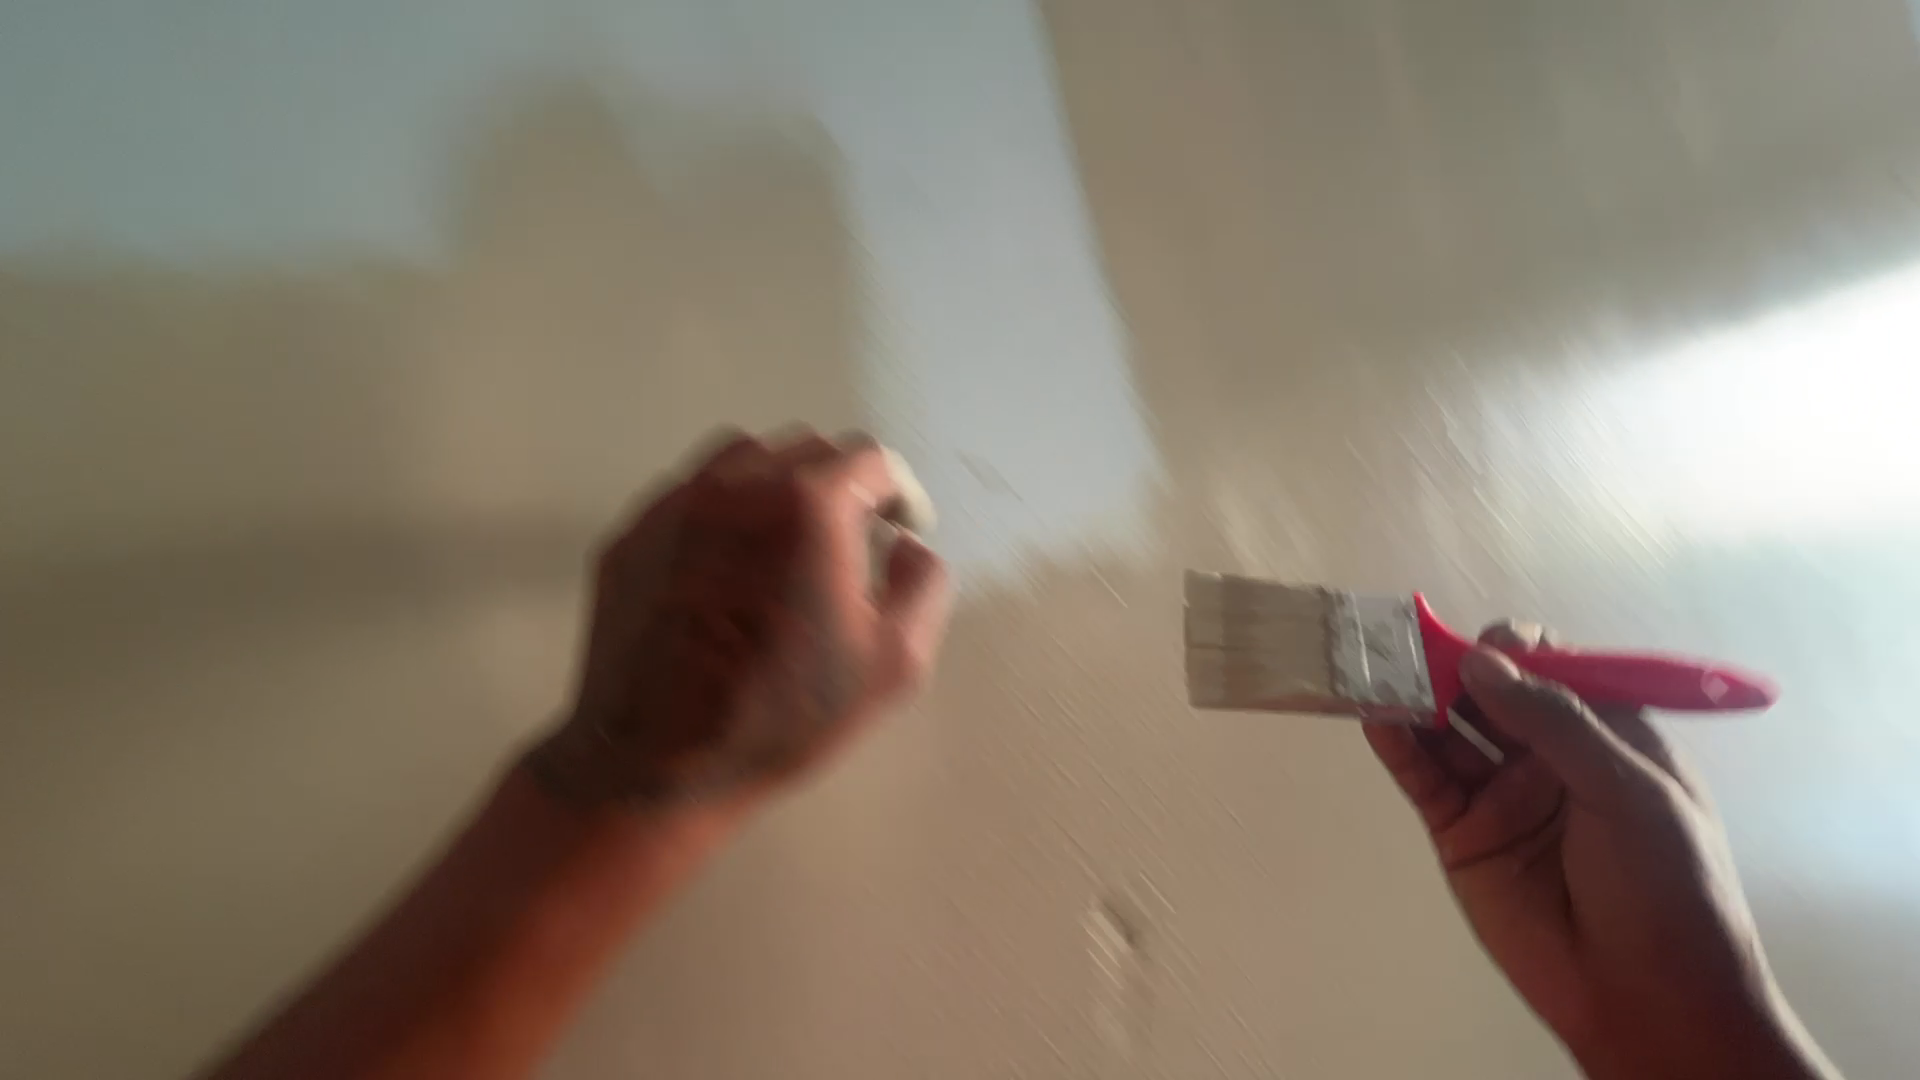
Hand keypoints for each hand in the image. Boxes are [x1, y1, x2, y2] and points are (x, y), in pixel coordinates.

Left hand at [525, 427, 949, 816]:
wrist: (652, 769)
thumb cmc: (783, 716)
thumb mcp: (894, 663)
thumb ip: (924, 582)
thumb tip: (905, 542)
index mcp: (806, 507)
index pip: (870, 459)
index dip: (901, 491)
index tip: (903, 525)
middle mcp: (736, 485)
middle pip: (810, 448)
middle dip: (847, 485)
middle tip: (856, 538)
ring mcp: (674, 506)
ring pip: (746, 456)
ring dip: (785, 482)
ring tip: (793, 536)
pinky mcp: (632, 534)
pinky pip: (694, 493)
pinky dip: (729, 507)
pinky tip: (733, 562)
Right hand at [1365, 622, 1836, 1079]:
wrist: (1644, 1001)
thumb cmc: (1665, 888)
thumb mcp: (1629, 794)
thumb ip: (1554, 722)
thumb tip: (1478, 658)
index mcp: (1602, 738)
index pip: (1549, 671)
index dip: (1515, 650)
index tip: (1485, 649)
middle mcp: (1543, 754)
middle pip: (1485, 692)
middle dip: (1449, 667)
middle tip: (1410, 653)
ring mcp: (1495, 789)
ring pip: (1444, 727)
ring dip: (1413, 698)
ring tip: (1379, 676)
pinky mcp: (1455, 824)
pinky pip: (1420, 773)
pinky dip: (1395, 743)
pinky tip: (1376, 718)